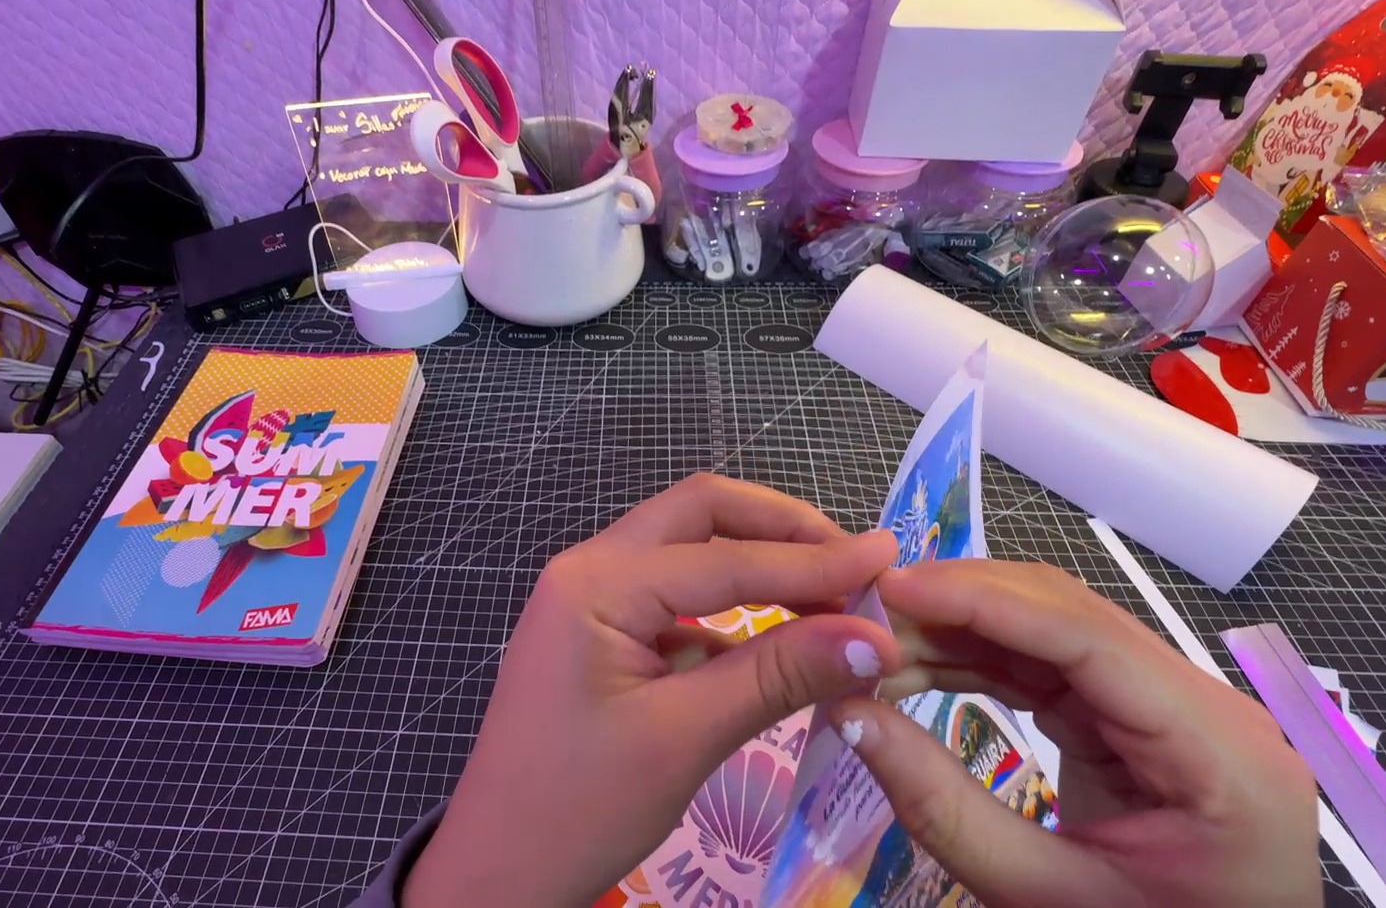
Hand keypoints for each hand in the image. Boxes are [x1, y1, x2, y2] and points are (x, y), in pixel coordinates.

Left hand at [403, 474, 900, 907]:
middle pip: (700, 515)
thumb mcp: (684, 738)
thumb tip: (875, 639)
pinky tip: (777, 629)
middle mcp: (591, 565)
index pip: (724, 556)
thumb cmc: (579, 807)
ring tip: (830, 591)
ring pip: (688, 547)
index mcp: (597, 580)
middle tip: (852, 561)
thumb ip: (778, 675)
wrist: (496, 870)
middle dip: (779, 529)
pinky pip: (676, 591)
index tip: (889, 558)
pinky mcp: (604, 626)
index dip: (813, 557)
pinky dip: (731, 602)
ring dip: (758, 560)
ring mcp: (592, 592)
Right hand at [836, 560, 1318, 907]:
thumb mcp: (1046, 900)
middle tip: (864, 612)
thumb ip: (944, 808)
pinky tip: (917, 663)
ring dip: (955, 625)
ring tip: (877, 640)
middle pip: (1063, 615)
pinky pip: (1040, 660)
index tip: (890, 587)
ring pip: (1043, 626)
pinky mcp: (1128, 712)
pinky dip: (972, 655)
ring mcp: (1166, 702)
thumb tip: (847, 711)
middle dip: (956, 603)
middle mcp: (1202, 704)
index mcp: (1219, 752)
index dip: (981, 600)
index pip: (1087, 638)